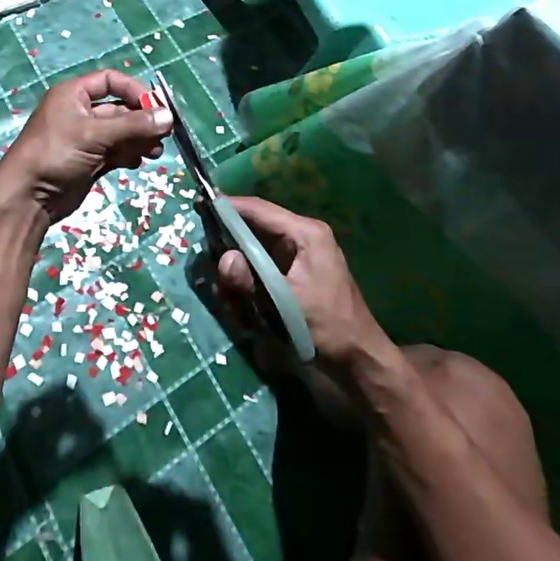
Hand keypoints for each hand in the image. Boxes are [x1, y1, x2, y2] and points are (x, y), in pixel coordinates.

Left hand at [0, 71, 172, 222]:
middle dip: (143, 121)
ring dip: (140, 139)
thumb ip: (134, 126)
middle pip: (121, 109)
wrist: (27, 198)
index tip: (156, 107)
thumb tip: (169, 118)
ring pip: (122, 132)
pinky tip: (137, 162)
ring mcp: (86, 138)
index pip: (111, 81)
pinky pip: (117, 151)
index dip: (135, 90)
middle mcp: (80, 112)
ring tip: (155, 152)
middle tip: (164, 134)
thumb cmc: (55, 154)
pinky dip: (129, 154)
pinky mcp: (90, 160)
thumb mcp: (95, 135)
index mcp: (74, 94)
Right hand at [215, 197, 390, 371]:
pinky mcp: (297, 270)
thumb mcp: (285, 303)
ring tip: (234, 298)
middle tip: (211, 264)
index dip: (230, 207)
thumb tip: (223, 259)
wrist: (358, 355)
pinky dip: (251, 279)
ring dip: (241, 269)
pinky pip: (265, 265)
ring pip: (258, 248)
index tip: (201, 206)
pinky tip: (245, 304)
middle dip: (232, 244)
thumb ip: (252, 280)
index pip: (260, 210)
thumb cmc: (327, 326)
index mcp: (306, 233)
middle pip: (256, 227)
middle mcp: (304, 236)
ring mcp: (301, 253)